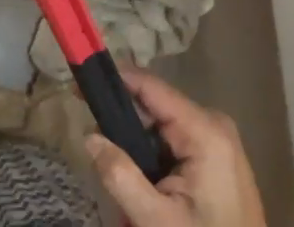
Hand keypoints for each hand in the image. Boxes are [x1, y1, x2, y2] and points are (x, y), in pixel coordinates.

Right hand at [84, 66, 265, 226]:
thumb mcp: (157, 220)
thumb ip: (120, 177)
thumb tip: (88, 136)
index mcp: (204, 132)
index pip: (149, 86)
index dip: (111, 81)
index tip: (76, 88)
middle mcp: (213, 124)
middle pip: (152, 105)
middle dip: (121, 123)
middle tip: (95, 147)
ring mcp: (217, 140)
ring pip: (159, 125)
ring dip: (135, 144)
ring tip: (118, 174)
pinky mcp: (216, 157)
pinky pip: (172, 141)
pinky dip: (151, 155)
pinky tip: (143, 182)